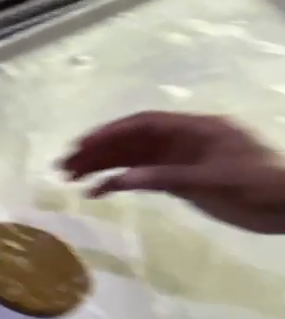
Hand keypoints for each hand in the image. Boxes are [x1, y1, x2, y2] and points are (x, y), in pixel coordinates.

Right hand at [60, 111, 284, 233]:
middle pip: (132, 140)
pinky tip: (96, 194)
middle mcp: (185, 140)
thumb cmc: (255, 187)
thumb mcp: (210, 181)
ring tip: (70, 179)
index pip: (145, 124)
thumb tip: (113, 181)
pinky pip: (138, 175)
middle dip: (97, 151)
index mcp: (198, 130)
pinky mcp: (177, 178)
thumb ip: (161, 178)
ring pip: (131, 157)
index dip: (110, 132)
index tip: (79, 146)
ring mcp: (181, 159)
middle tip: (63, 167)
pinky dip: (115, 182)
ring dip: (100, 166)